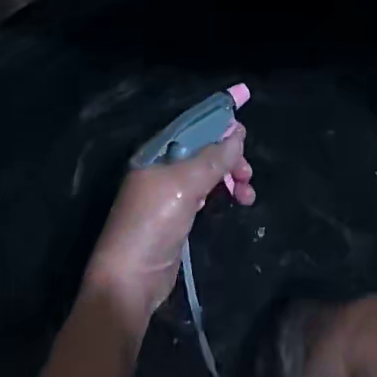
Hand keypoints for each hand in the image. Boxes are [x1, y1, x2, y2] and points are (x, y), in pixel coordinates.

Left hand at [83, 122, 255, 323]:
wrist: (129, 284)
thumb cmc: (151, 224)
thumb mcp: (185, 186)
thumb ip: (214, 158)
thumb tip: (237, 134)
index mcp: (157, 152)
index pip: (193, 122)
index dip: (220, 109)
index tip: (245, 93)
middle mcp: (163, 167)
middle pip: (205, 146)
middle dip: (230, 151)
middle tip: (246, 169)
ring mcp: (170, 191)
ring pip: (210, 169)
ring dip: (232, 173)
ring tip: (247, 190)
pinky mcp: (178, 214)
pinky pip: (208, 190)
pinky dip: (226, 190)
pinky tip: (240, 199)